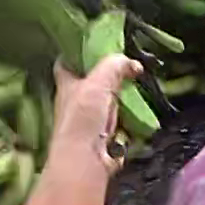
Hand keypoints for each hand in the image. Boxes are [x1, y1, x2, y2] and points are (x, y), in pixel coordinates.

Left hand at [49, 55, 140, 177]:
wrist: (86, 159)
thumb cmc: (84, 117)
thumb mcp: (99, 82)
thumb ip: (115, 66)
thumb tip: (133, 64)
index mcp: (66, 85)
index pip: (65, 63)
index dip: (76, 52)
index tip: (94, 45)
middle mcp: (74, 103)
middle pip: (91, 83)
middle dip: (108, 77)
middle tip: (127, 68)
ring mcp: (88, 123)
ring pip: (106, 104)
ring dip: (121, 100)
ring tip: (137, 89)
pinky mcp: (103, 140)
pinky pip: (118, 125)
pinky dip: (128, 121)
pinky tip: (138, 115)